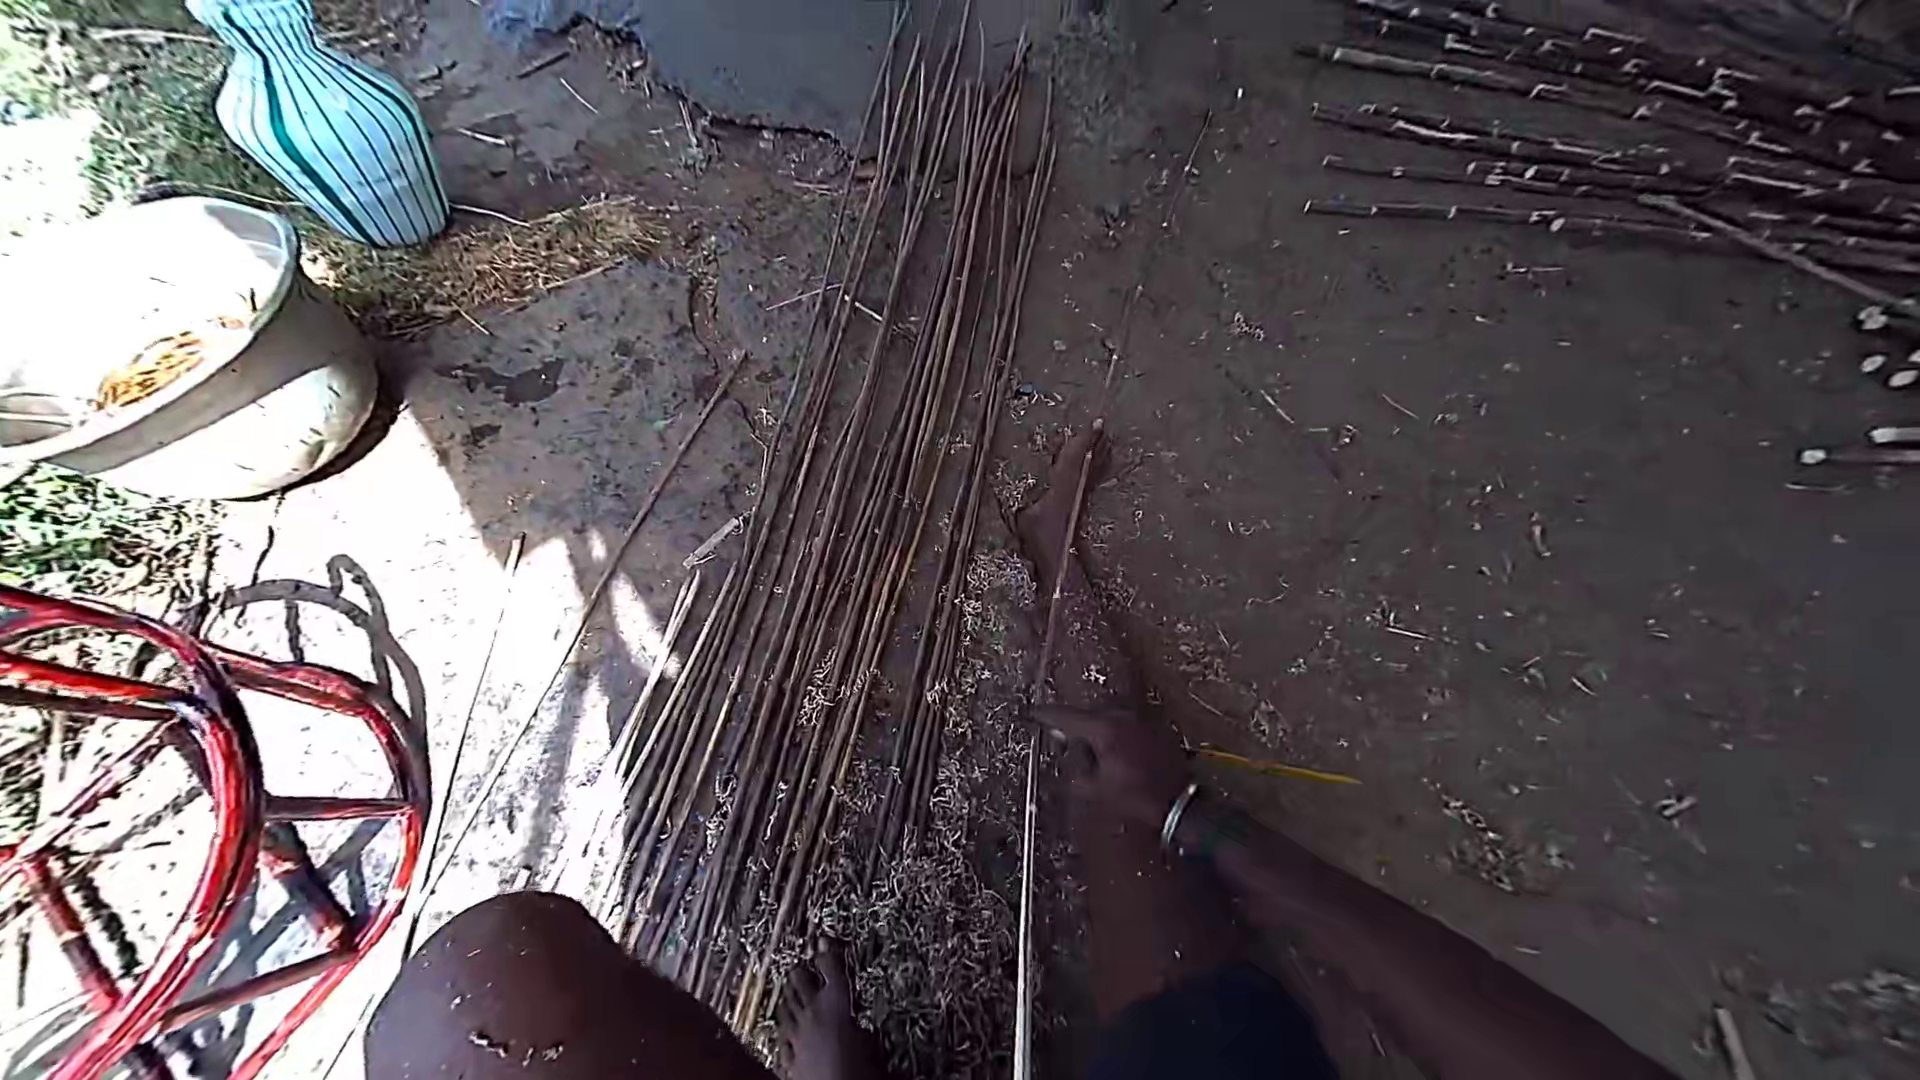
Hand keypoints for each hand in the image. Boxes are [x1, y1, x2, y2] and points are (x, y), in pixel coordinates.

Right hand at [1035, 705, 1190, 828]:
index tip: (1030, 713)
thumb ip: (1073, 765)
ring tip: (1089, 750)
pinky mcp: (1155, 730)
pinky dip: (1114, 734)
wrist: (1179, 810)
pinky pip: (1125, 726)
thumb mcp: (1093, 789)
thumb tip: (1065, 748)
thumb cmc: (1135, 801)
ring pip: (1107, 718)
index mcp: (1105, 729)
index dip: (1045, 715)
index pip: (1066, 716)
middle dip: (1073, 726)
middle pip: (1088, 714)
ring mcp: (1142, 722)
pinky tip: (1113, 753)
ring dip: (1095, 731)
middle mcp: (1123, 718)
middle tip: (1061, 739)